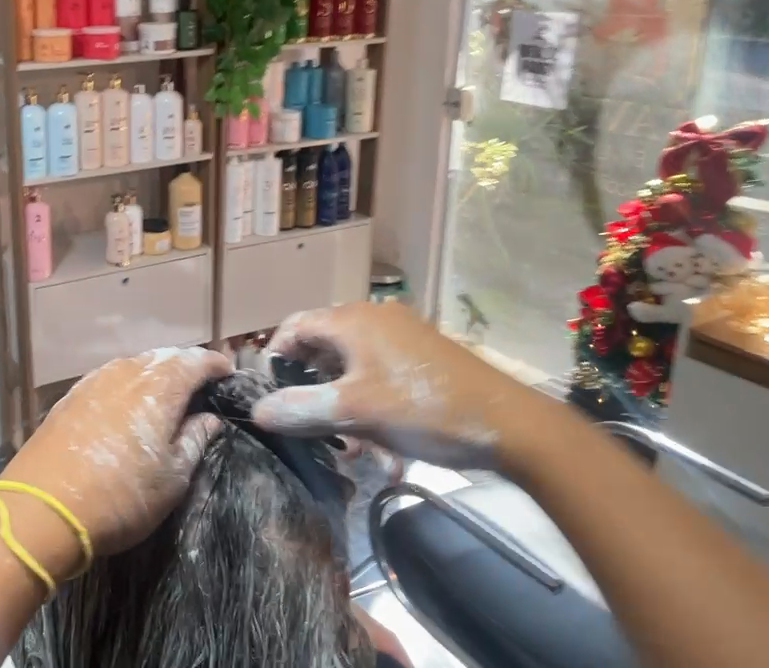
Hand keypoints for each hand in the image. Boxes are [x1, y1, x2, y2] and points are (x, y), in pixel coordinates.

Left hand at [1, 346, 230, 555]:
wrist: (43, 506)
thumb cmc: (121, 496)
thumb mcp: (173, 478)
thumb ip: (195, 440)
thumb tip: (209, 419)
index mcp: (160, 386)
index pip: (195, 361)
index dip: (215, 365)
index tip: (228, 375)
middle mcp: (127, 371)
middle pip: (164, 357)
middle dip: (185, 367)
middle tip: (200, 386)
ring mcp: (95, 380)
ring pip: (134, 366)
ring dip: (154, 374)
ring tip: (167, 395)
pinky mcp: (71, 395)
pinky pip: (111, 379)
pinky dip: (128, 385)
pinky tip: (129, 404)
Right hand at [250, 301, 555, 469]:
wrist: (511, 427)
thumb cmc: (423, 409)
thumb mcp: (355, 412)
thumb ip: (301, 409)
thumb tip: (257, 410)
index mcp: (351, 319)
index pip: (293, 326)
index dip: (273, 359)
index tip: (267, 396)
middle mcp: (372, 318)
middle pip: (321, 349)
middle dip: (312, 392)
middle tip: (309, 428)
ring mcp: (400, 337)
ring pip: (351, 370)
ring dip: (343, 408)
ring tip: (352, 449)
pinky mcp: (420, 358)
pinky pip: (378, 378)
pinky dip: (371, 408)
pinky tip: (383, 450)